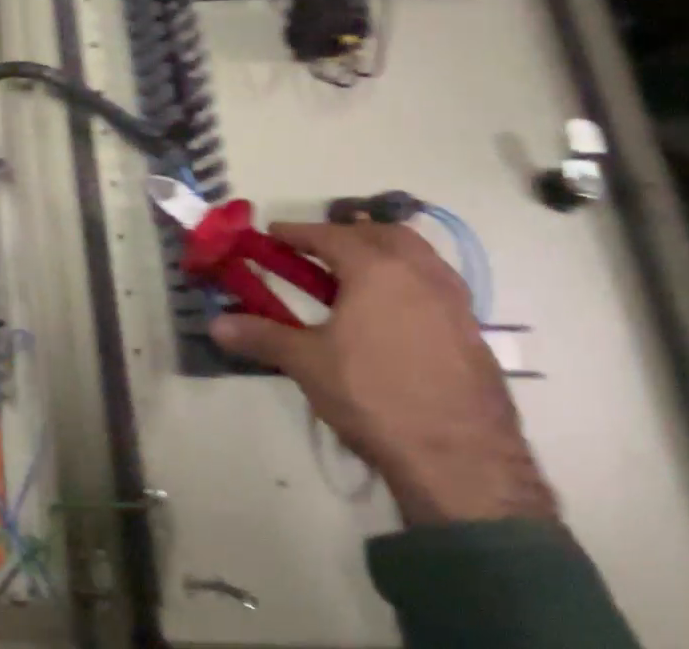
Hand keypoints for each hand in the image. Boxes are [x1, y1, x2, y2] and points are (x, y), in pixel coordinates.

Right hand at [210, 221, 556, 526]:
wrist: (460, 458)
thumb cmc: (373, 395)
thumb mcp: (306, 363)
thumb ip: (261, 336)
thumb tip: (215, 324)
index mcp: (380, 271)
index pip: (333, 235)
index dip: (298, 232)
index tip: (272, 233)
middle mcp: (423, 275)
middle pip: (386, 235)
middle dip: (348, 233)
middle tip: (315, 250)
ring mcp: (456, 305)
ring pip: (420, 259)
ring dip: (384, 256)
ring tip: (351, 278)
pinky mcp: (473, 335)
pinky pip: (435, 288)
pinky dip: (407, 284)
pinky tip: (387, 314)